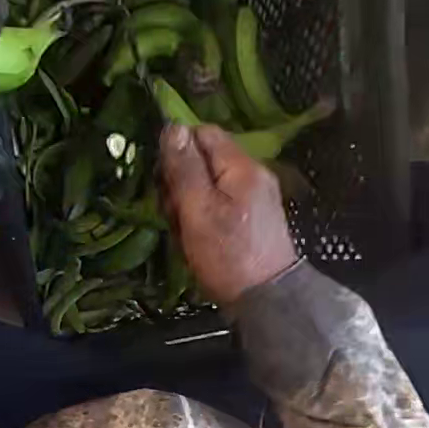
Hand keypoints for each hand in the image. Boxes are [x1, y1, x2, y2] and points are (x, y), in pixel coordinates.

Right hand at [158, 123, 298, 304]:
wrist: (266, 300)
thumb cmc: (228, 256)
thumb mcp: (198, 211)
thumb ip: (185, 169)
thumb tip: (172, 127)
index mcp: (242, 167)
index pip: (203, 133)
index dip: (177, 150)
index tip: (162, 179)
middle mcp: (252, 175)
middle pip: (204, 159)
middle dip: (180, 182)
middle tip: (172, 212)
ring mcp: (254, 197)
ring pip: (208, 185)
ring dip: (187, 204)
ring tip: (183, 231)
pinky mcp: (251, 219)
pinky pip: (218, 205)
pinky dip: (201, 217)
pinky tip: (195, 239)